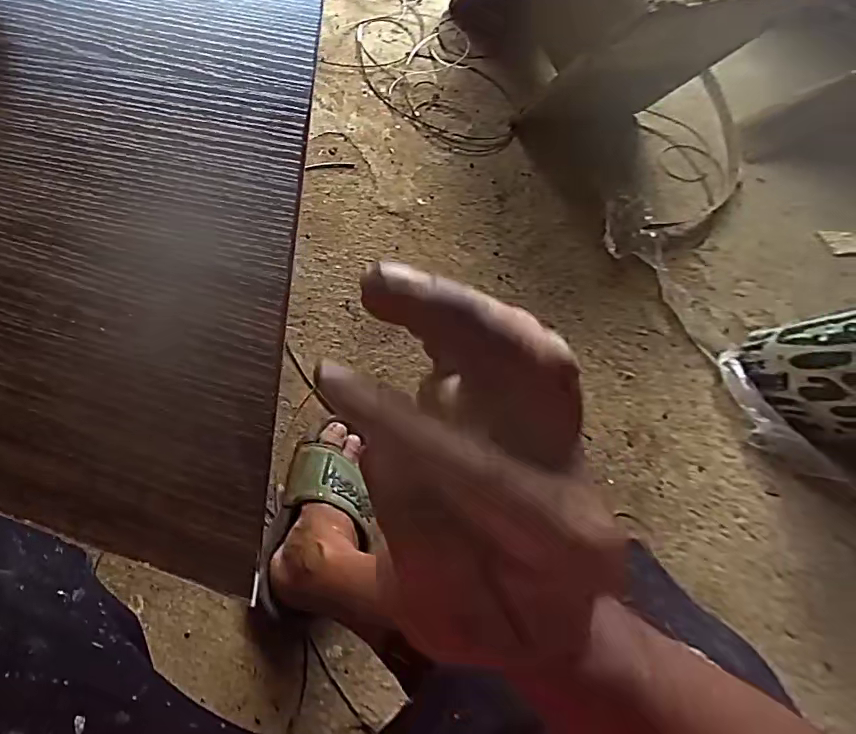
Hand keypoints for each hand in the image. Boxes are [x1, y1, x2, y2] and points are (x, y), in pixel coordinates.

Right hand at [320, 263, 628, 675]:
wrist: (551, 615)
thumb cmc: (482, 618)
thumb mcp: (431, 617)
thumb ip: (403, 543)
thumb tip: (372, 454)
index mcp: (551, 537)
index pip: (480, 467)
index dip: (399, 418)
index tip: (327, 377)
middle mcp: (568, 472)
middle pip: (537, 377)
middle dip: (458, 320)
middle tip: (375, 285)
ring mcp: (554, 433)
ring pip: (525, 347)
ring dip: (452, 303)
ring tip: (377, 278)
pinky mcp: (525, 407)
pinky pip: (504, 344)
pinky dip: (451, 309)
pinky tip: (395, 290)